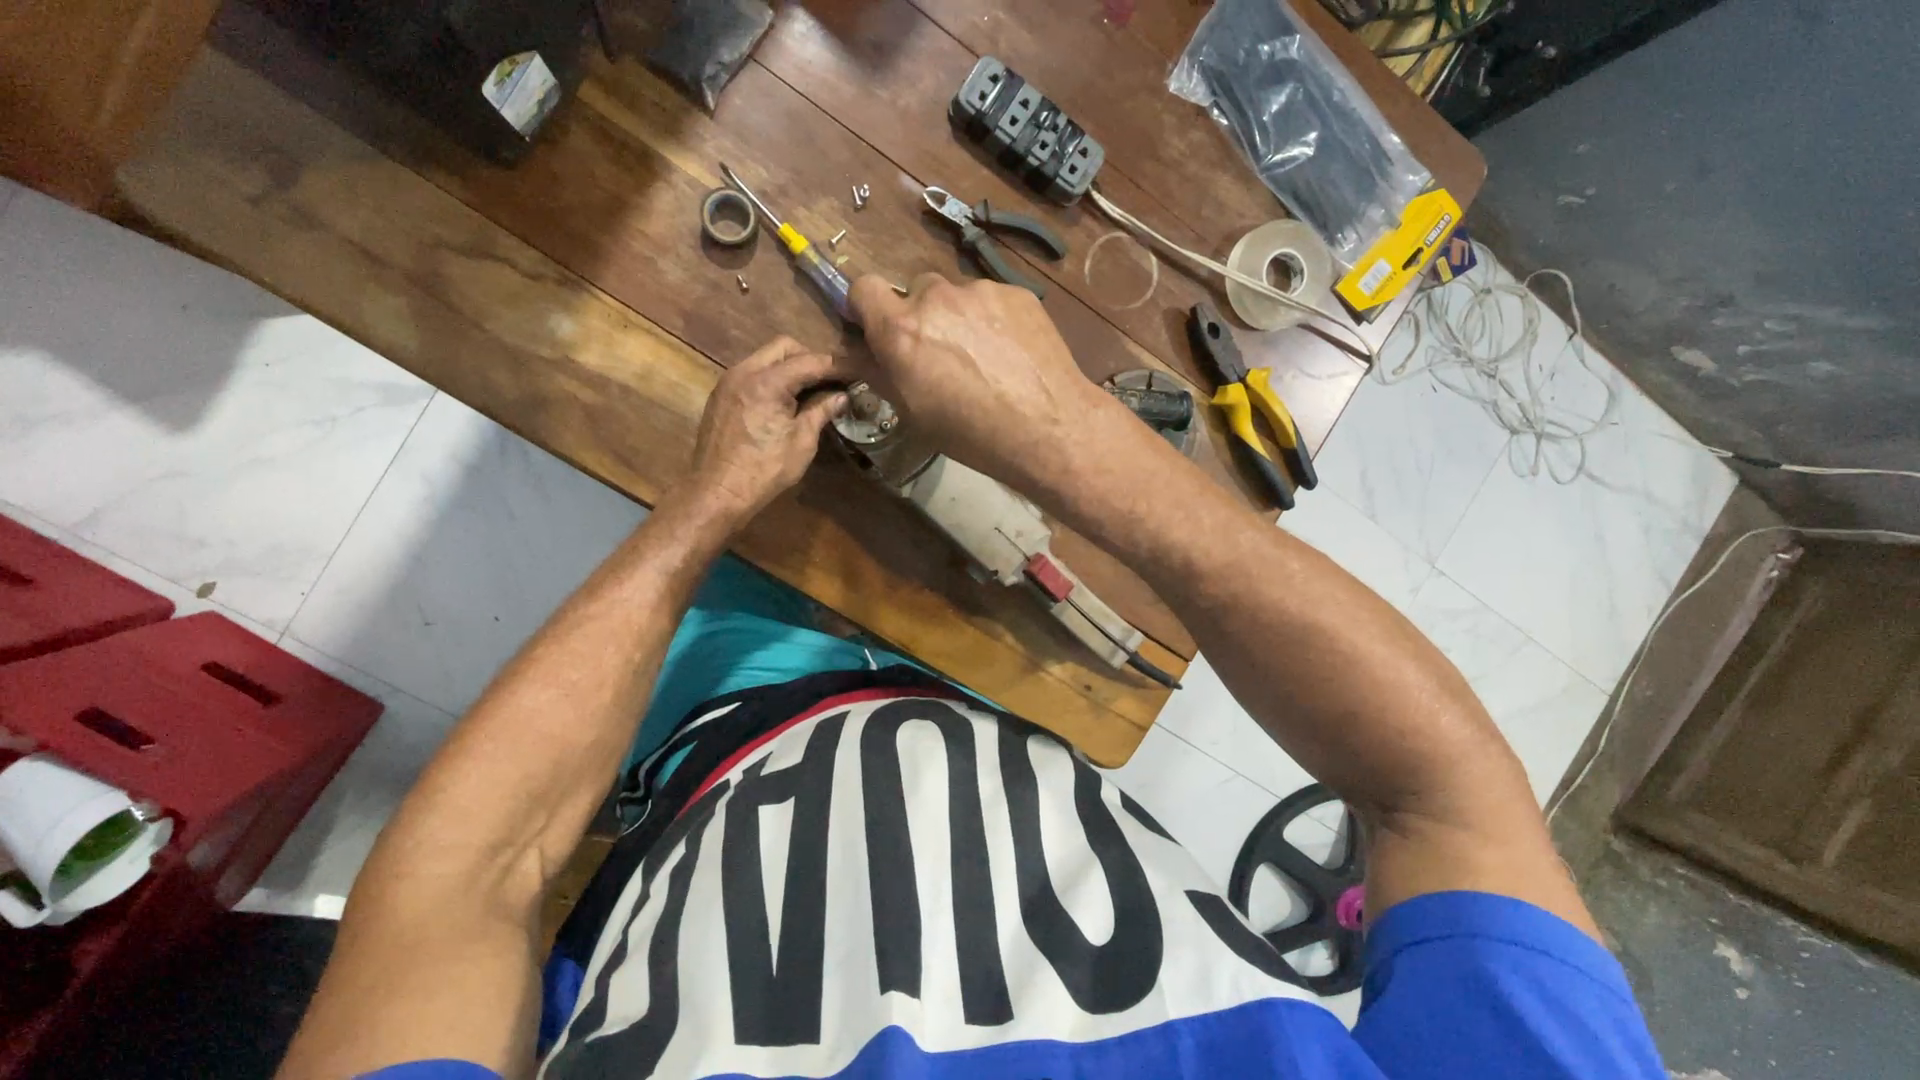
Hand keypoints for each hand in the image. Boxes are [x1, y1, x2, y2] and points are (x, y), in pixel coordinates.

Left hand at [681, 337, 848, 526]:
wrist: (718, 491)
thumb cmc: (764, 470)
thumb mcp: (802, 441)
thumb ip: (822, 411)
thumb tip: (842, 396)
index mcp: (767, 382)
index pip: (809, 361)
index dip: (836, 366)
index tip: (855, 372)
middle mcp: (744, 372)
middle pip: (783, 347)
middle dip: (810, 358)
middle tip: (830, 380)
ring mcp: (728, 381)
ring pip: (765, 358)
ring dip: (789, 367)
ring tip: (809, 390)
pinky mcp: (721, 395)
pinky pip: (752, 373)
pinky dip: (771, 378)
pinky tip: (784, 400)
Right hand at [848, 273, 1120, 487]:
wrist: (1048, 427)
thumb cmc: (971, 433)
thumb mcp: (912, 412)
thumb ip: (877, 372)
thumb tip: (851, 354)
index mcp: (901, 330)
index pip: (863, 288)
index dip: (868, 306)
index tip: (880, 327)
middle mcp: (936, 298)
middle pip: (915, 291)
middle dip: (921, 316)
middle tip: (942, 355)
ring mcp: (979, 291)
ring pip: (956, 295)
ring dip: (959, 317)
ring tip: (984, 358)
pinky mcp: (1015, 293)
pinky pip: (992, 299)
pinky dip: (994, 319)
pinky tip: (1011, 354)